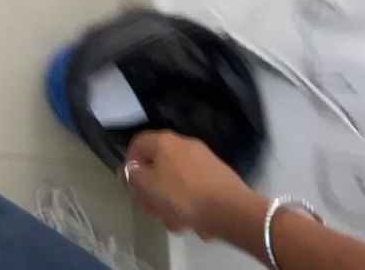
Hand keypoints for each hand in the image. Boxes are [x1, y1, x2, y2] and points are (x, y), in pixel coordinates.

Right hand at [121, 131, 264, 239]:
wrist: (236, 213)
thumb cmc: (185, 197)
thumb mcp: (148, 188)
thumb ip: (132, 177)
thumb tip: (127, 171)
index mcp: (163, 141)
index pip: (137, 144)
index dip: (129, 164)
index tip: (132, 185)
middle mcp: (183, 143)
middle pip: (159, 165)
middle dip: (153, 189)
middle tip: (153, 209)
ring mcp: (205, 159)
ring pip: (179, 179)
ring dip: (173, 199)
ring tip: (176, 223)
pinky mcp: (222, 177)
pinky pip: (198, 186)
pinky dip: (193, 201)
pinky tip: (196, 221)